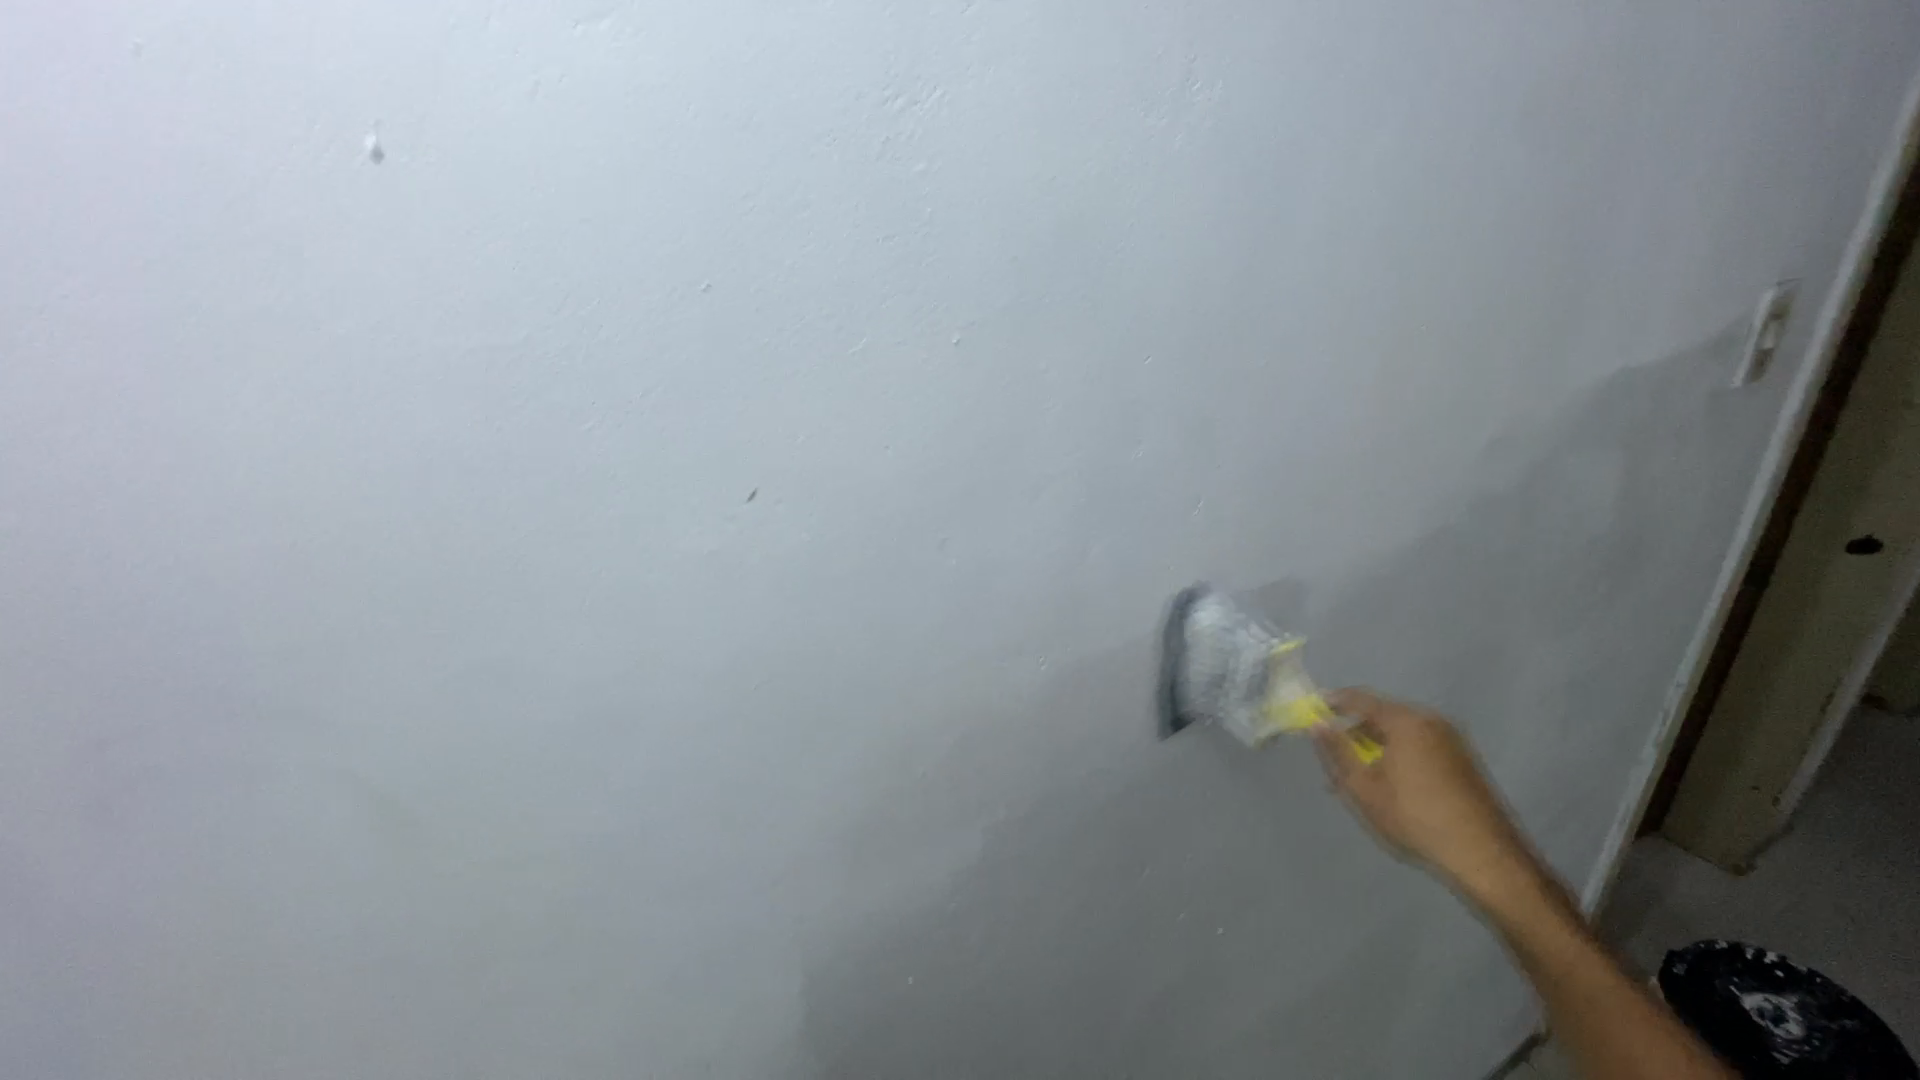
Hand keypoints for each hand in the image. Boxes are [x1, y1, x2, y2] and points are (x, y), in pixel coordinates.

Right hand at [1313, 688, 1540, 901]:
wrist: (1484, 855)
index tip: (1312, 712)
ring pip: (1403, 732)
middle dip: (1355, 730)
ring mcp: (1453, 739)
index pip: (1360, 699)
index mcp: (1405, 721)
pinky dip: (1400, 754)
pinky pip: (1421, 744)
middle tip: (1335, 753)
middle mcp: (1431, 721)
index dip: (1333, 703)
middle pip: (1383, 714)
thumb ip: (1336, 751)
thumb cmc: (1413, 817)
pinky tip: (1391, 782)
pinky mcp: (1465, 760)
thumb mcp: (1362, 787)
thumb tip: (1316, 724)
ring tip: (1360, 775)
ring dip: (1377, 745)